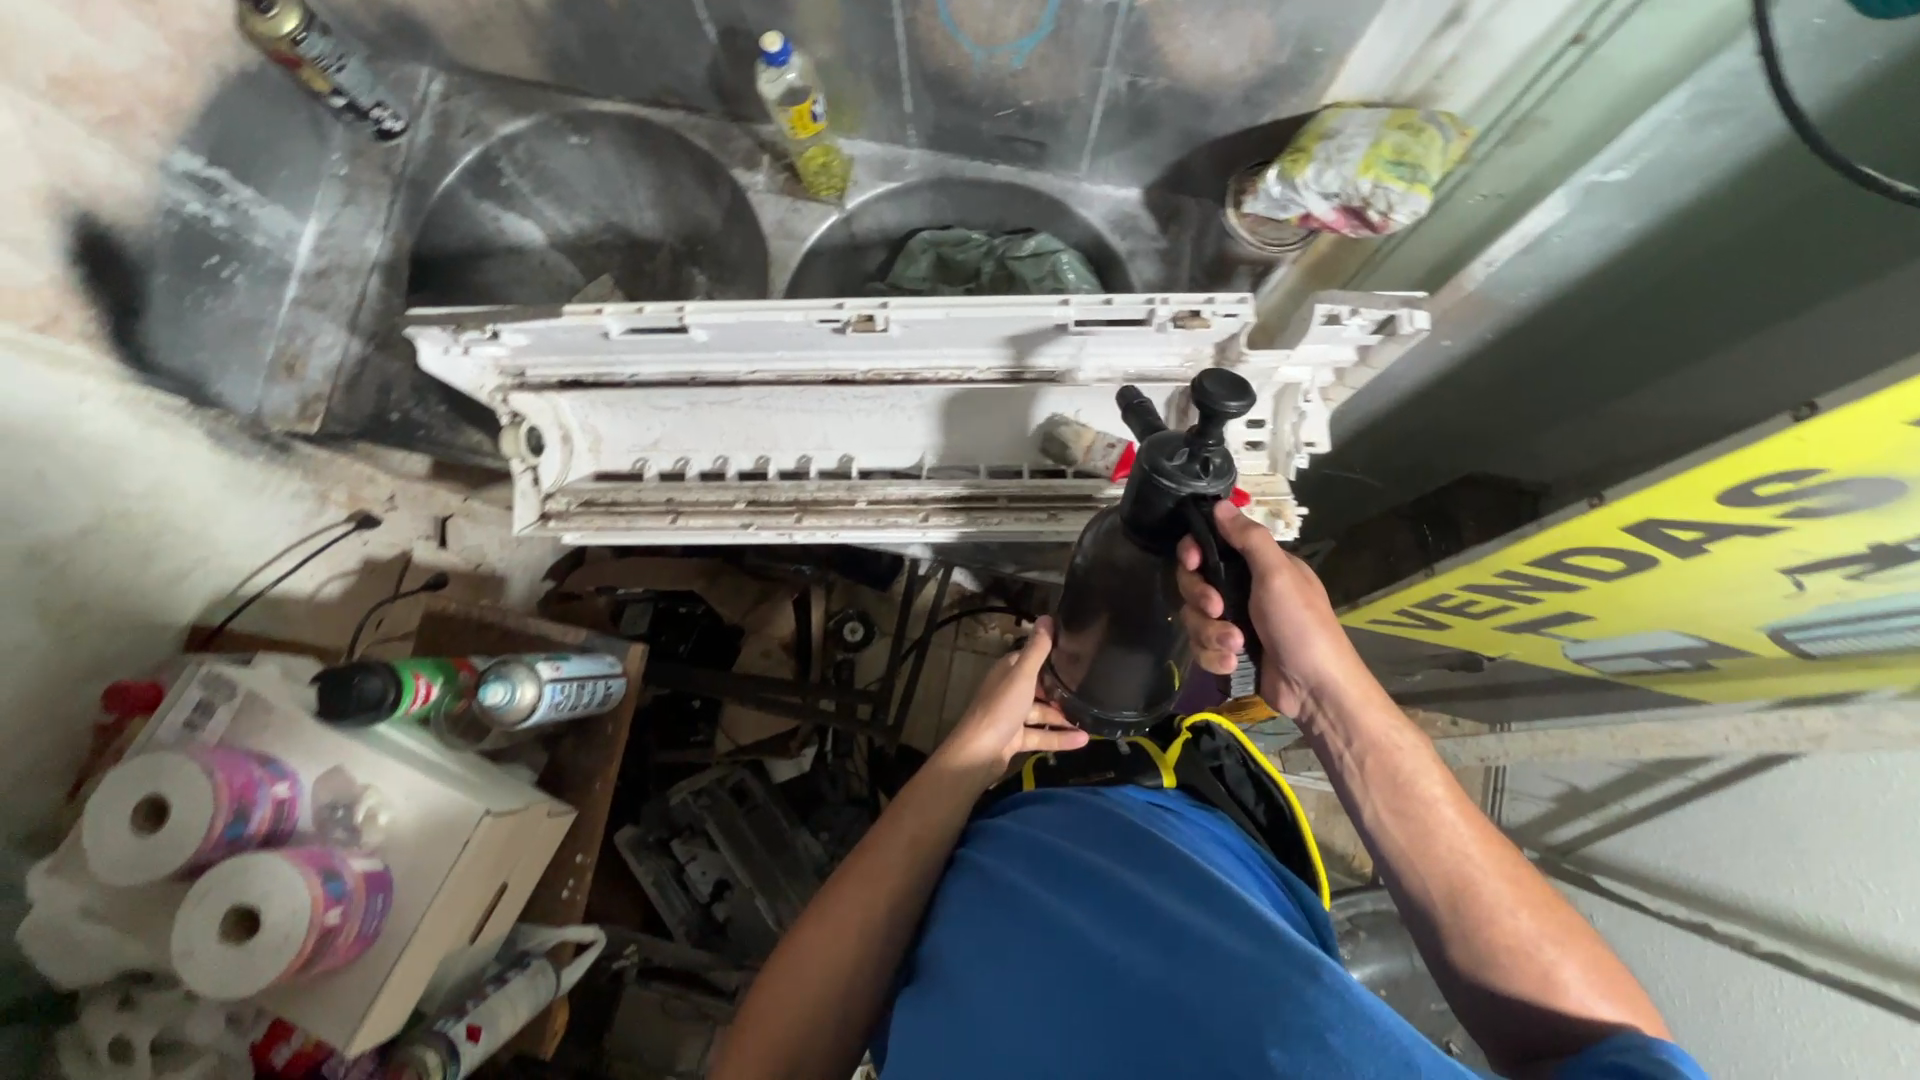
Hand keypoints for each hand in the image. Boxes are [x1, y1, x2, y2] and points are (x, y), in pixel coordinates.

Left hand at [930, 616, 1089, 786]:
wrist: (977, 754)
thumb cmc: (1000, 709)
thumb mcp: (1022, 675)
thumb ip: (1037, 649)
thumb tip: (1046, 616)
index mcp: (1008, 672)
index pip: (1032, 658)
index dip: (1052, 656)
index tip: (1078, 654)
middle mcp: (1009, 691)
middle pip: (1040, 687)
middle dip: (1062, 690)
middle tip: (1092, 690)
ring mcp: (1012, 716)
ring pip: (1043, 713)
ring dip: (1065, 717)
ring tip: (1092, 720)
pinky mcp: (1016, 739)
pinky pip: (1042, 736)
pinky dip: (1061, 738)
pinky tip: (1083, 740)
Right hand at [1176, 500, 1372, 726]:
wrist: (1313, 688)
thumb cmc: (1301, 625)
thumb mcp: (1278, 575)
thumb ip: (1249, 539)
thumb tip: (1220, 504)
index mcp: (1257, 567)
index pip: (1210, 548)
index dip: (1194, 554)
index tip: (1192, 563)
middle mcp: (1242, 590)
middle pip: (1194, 584)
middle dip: (1201, 600)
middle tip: (1218, 610)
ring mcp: (1234, 622)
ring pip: (1194, 619)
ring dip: (1211, 634)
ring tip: (1236, 647)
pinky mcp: (1228, 651)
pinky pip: (1201, 647)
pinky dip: (1214, 657)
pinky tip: (1233, 664)